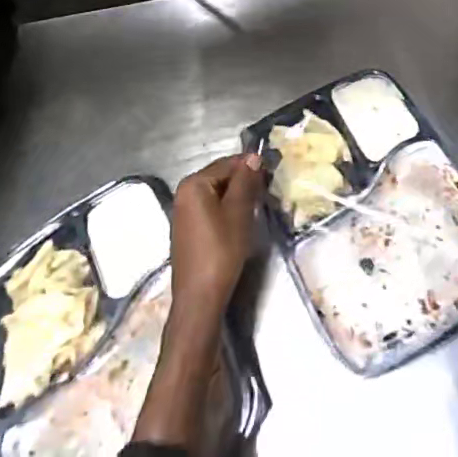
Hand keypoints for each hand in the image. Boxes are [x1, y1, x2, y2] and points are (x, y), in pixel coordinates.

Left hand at [132, 154, 262, 448]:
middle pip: (220, 177)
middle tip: (269, 189)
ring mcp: (184, 212)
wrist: (199, 299)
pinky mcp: (188, 229)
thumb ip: (245, 183)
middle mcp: (184, 193)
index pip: (226, 163)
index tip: (273, 170)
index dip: (250, 165)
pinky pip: (210, 208)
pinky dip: (227, 209)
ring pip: (216, 194)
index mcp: (193, 184)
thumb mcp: (238, 214)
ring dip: (237, 196)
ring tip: (259, 204)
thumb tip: (254, 157)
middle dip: (244, 180)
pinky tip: (242, 220)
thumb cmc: (220, 252)